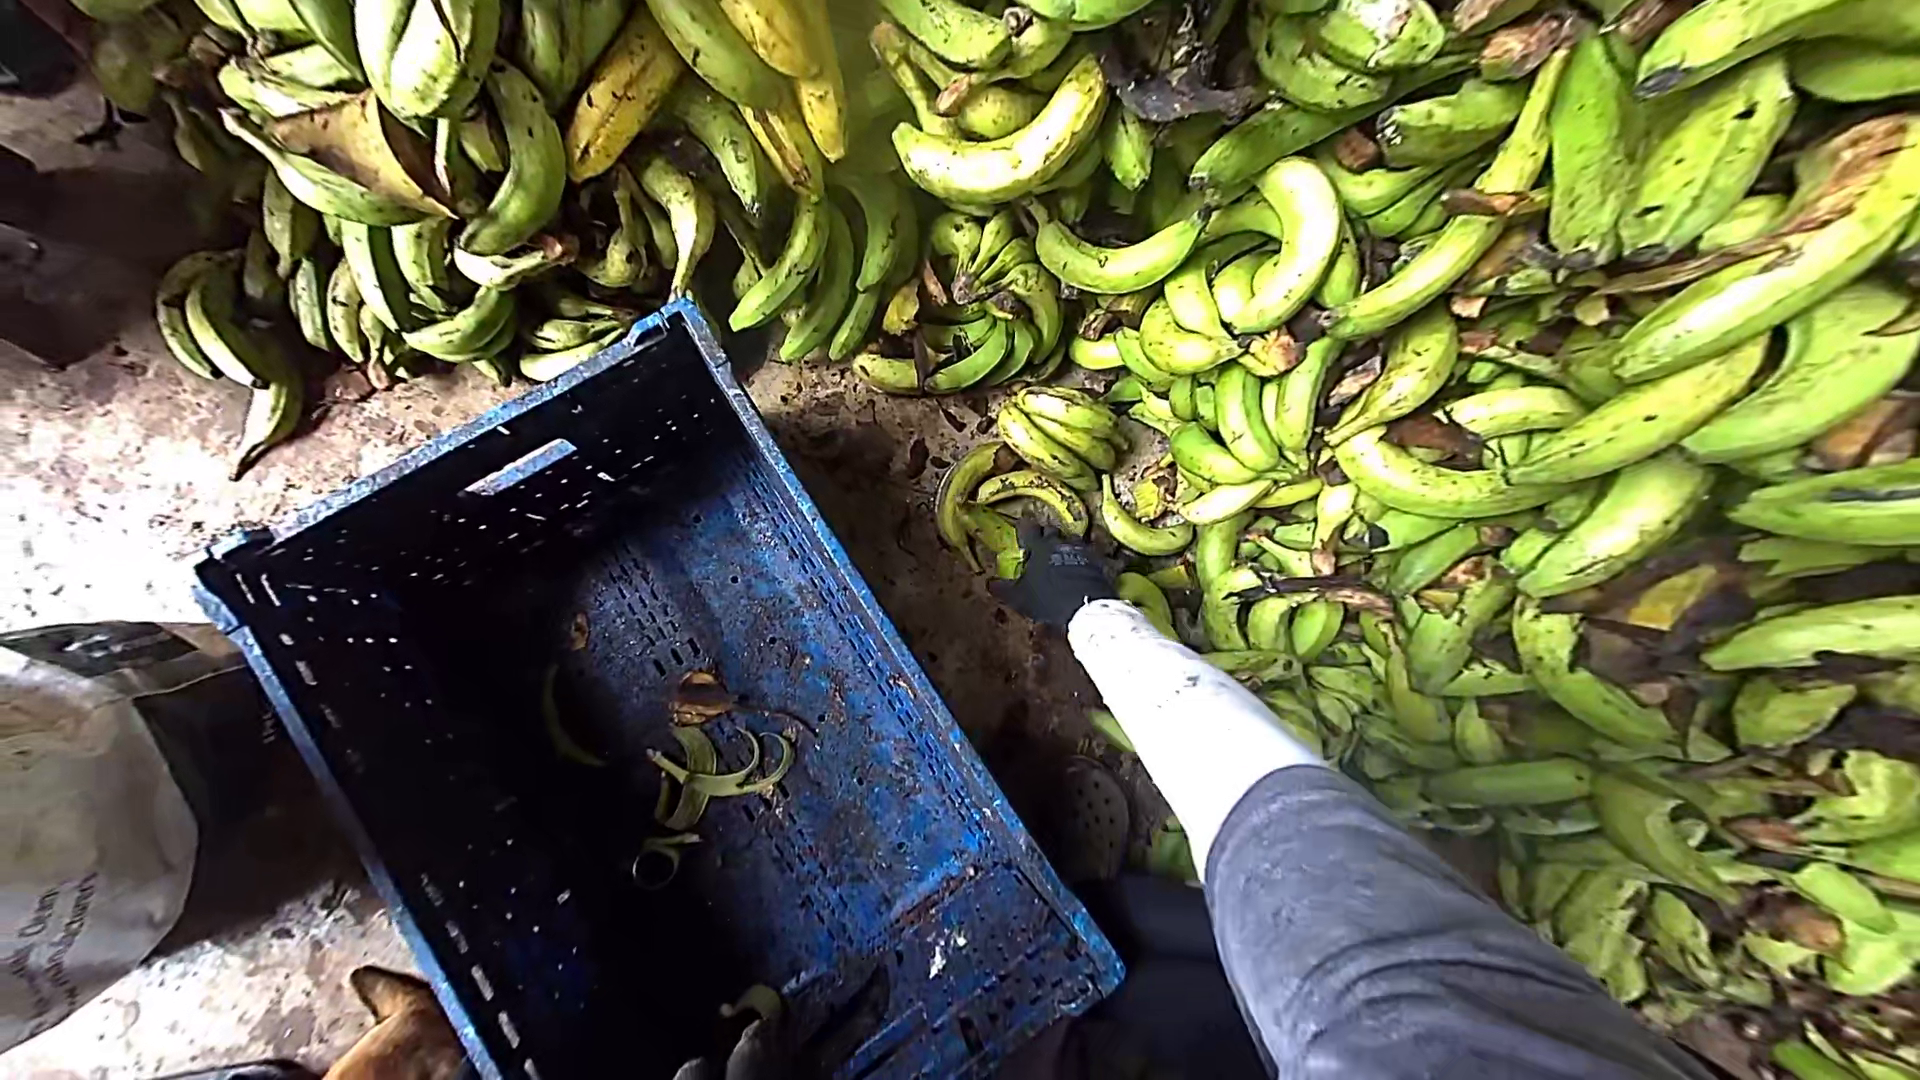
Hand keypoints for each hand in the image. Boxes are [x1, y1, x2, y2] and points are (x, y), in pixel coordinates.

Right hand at [990, 521, 1115, 626]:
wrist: (1085, 606)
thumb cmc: (1047, 598)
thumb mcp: (1018, 597)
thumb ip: (1003, 588)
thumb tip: (989, 583)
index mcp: (1038, 547)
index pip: (1028, 529)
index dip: (1024, 527)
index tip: (1021, 528)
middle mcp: (1059, 543)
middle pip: (1051, 530)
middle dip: (1044, 534)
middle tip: (1039, 541)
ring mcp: (1080, 550)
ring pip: (1070, 539)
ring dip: (1064, 543)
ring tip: (1060, 552)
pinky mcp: (1096, 561)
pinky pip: (1086, 553)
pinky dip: (1080, 556)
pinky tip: (1078, 566)